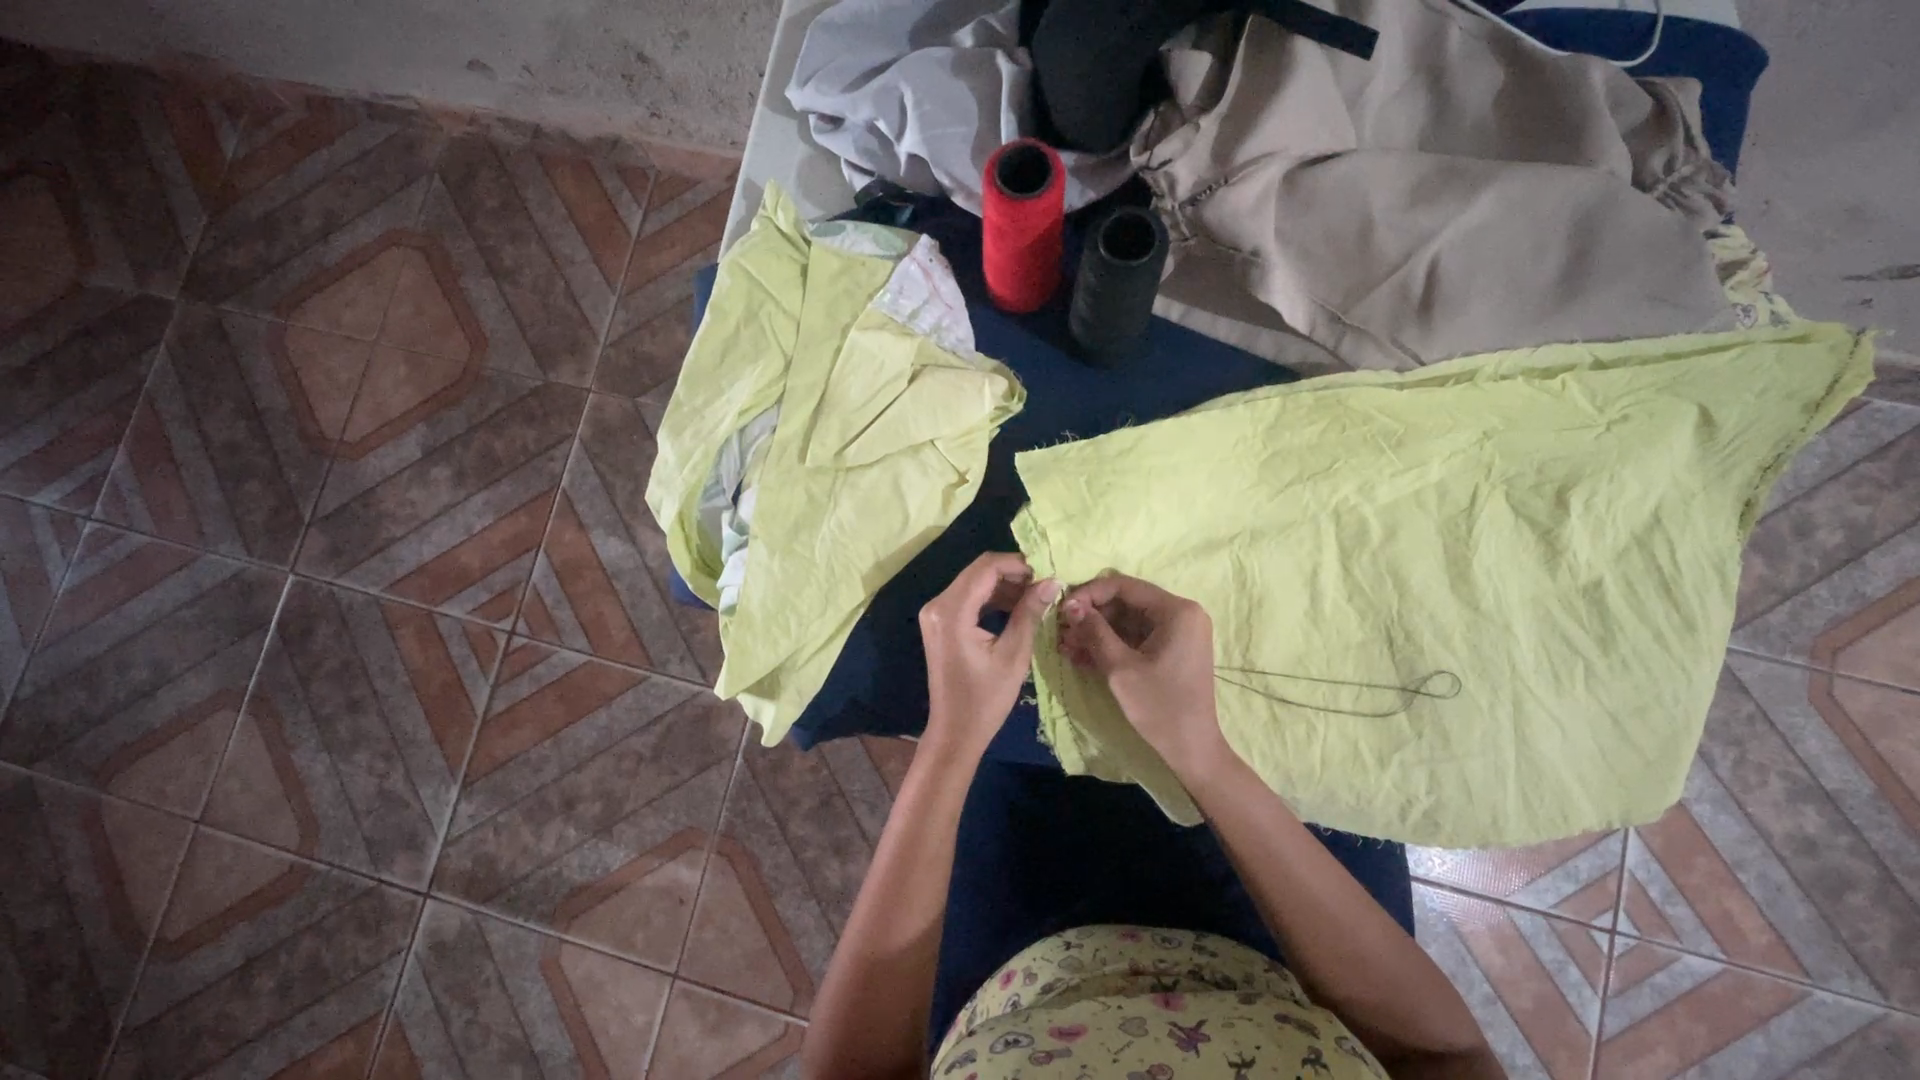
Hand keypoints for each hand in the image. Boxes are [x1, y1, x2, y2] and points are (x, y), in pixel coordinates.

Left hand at [920, 553, 1059, 754]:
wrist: (956, 731)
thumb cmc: (986, 699)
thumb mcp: (1014, 654)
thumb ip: (1030, 612)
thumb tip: (1052, 581)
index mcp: (951, 611)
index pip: (986, 568)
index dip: (1018, 564)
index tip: (1047, 574)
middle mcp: (937, 605)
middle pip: (978, 571)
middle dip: (1013, 573)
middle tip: (1044, 584)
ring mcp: (935, 613)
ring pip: (974, 582)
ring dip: (1004, 585)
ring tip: (1036, 597)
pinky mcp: (939, 622)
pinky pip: (968, 598)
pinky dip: (991, 598)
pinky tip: (1016, 607)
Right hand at [1059, 574, 1232, 780]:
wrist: (1190, 749)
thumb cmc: (1158, 707)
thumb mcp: (1120, 668)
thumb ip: (1094, 631)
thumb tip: (1070, 605)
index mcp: (1177, 611)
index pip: (1125, 586)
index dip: (1090, 594)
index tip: (1063, 609)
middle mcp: (1181, 614)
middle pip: (1126, 603)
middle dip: (1092, 616)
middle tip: (1061, 631)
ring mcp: (1178, 633)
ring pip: (1128, 622)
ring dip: (1097, 632)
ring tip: (1065, 647)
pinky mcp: (1171, 650)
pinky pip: (1136, 638)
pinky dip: (1111, 645)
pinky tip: (1081, 656)